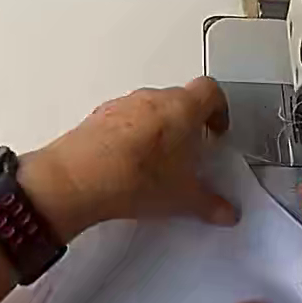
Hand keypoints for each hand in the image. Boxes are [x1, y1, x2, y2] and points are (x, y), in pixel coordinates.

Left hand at [19, 77, 239, 241]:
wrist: (78, 179)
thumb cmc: (133, 176)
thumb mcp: (183, 197)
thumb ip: (210, 203)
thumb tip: (223, 211)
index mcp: (182, 106)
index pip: (210, 92)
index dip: (218, 109)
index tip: (217, 128)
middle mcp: (150, 98)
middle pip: (177, 99)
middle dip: (186, 123)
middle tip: (189, 150)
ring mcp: (120, 106)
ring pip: (147, 109)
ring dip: (155, 129)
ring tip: (156, 162)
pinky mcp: (95, 118)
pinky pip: (119, 121)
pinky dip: (127, 136)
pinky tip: (127, 165)